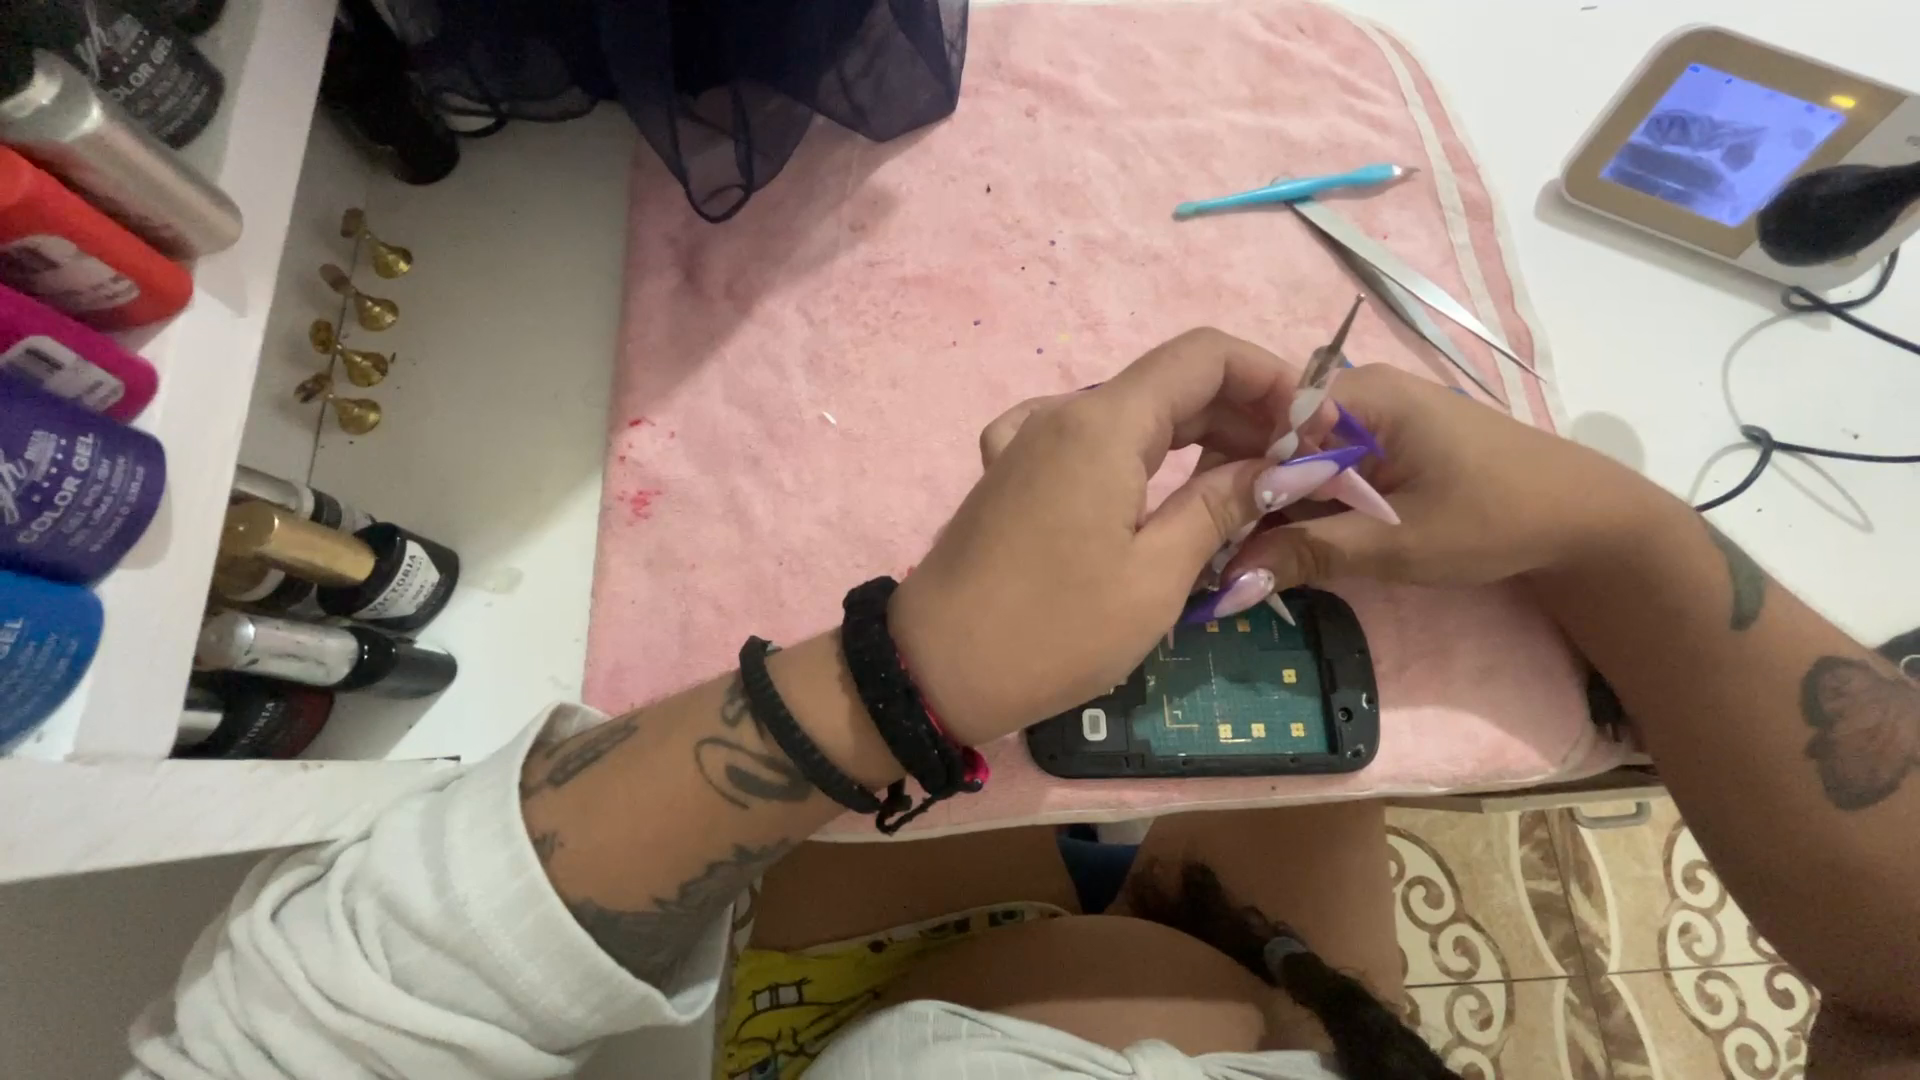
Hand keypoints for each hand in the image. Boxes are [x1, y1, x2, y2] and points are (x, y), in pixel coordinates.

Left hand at [889, 329, 1329, 745]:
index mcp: (1101, 423)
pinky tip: (1141, 485)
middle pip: (1168, 384)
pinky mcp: (1008, 473)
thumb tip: (1279, 467)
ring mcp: (1026, 441)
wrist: (935, 668)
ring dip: (1190, 439)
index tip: (1313, 429)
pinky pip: (1081, 441)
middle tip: (1288, 474)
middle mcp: (1060, 413)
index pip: (1204, 355)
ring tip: (1238, 490)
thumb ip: (1220, 506)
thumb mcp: (1155, 577)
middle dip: (1239, 415)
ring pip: (1128, 414)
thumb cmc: (1052, 631)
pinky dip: (1130, 454)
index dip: (1272, 378)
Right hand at [1226, 364, 1656, 589]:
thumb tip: (1228, 579)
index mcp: (1357, 394)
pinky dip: (1301, 507)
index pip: (1259, 427)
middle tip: (1221, 556)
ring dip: (1270, 508)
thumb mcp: (1397, 543)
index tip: (1205, 533)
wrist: (1586, 521)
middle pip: (1269, 443)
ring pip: (1291, 462)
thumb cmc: (1497, 517)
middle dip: (1244, 499)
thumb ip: (1308, 552)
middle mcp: (1353, 395)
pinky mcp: (1377, 445)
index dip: (1226, 480)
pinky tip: (1286, 543)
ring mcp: (1366, 419)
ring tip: (1244, 557)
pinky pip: (1318, 471)